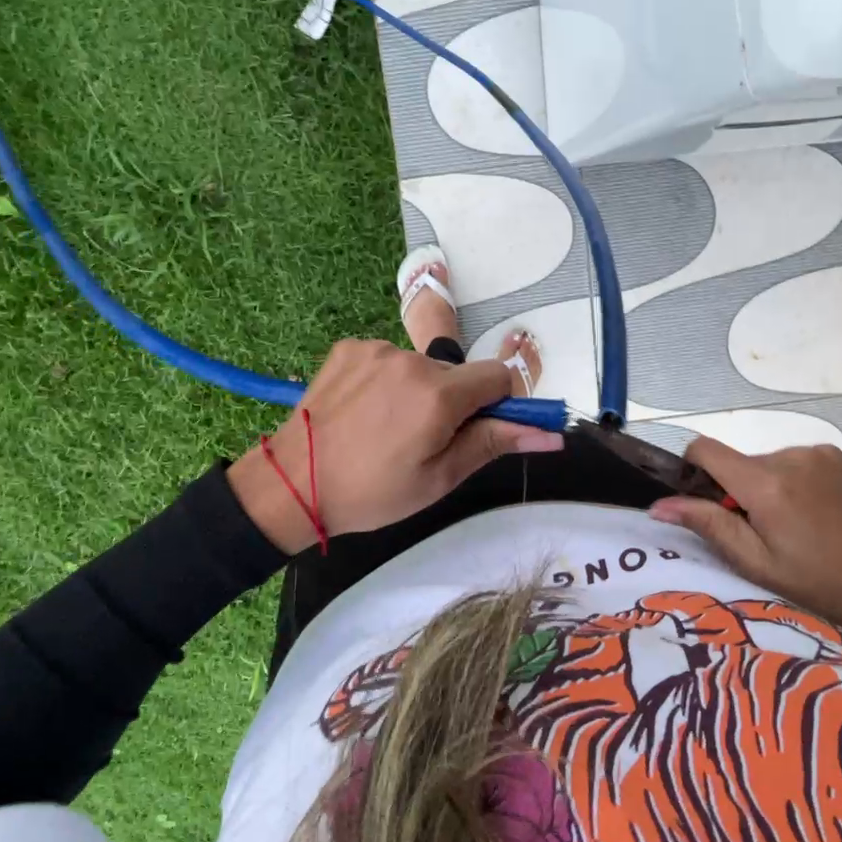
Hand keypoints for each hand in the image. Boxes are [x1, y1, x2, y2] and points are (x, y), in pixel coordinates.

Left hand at [229, 340, 563, 554]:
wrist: (293, 484)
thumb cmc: (371, 493)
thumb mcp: (438, 479)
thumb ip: (493, 444)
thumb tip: (549, 432)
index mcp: (438, 395)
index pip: (498, 376)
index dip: (498, 404)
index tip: (479, 430)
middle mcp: (409, 359)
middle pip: (456, 373)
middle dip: (452, 402)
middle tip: (422, 441)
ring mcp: (374, 349)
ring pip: (420, 366)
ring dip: (416, 390)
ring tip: (385, 429)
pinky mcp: (347, 348)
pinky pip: (385, 360)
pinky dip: (384, 380)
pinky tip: (362, 412)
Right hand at [648, 439, 841, 667]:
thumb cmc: (829, 588)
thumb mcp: (760, 565)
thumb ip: (709, 526)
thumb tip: (659, 505)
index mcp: (766, 482)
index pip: (703, 449)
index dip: (690, 472)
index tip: (701, 507)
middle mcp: (791, 455)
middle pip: (737, 462)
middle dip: (735, 493)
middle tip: (760, 540)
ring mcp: (821, 454)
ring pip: (768, 466)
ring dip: (766, 492)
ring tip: (796, 535)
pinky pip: (798, 466)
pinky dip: (794, 488)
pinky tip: (819, 523)